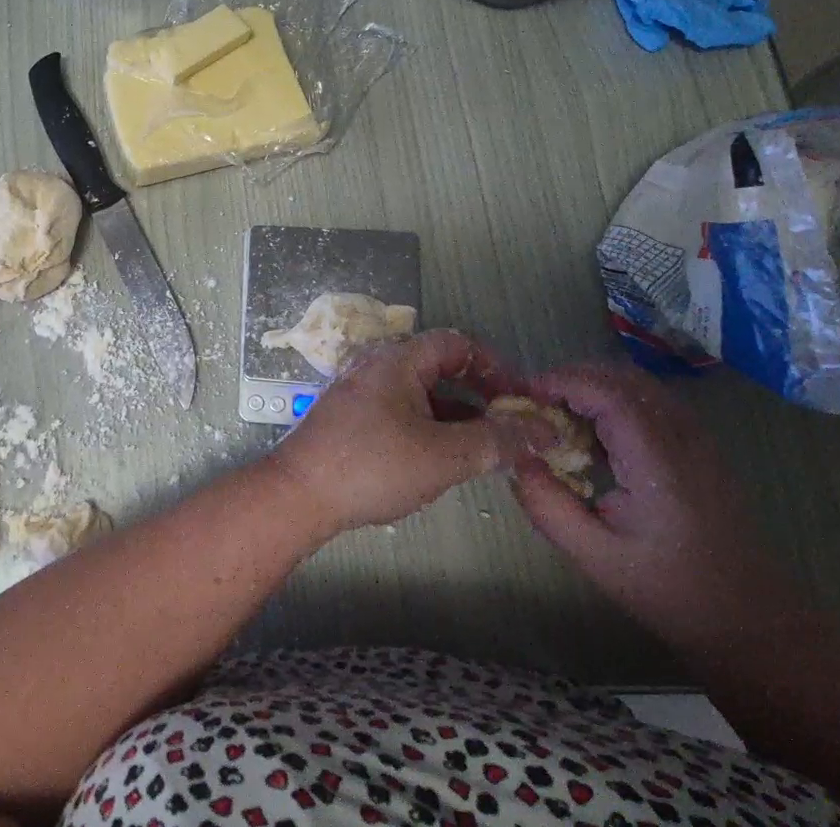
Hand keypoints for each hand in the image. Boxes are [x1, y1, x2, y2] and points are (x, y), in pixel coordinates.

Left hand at [266, 329, 552, 533]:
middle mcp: (373, 370)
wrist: (297, 495)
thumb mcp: (445, 455)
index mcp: (396, 362)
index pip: (456, 343)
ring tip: (483, 454)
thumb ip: (497, 440)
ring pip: (419, 397)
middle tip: (509, 431)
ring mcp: (356, 397)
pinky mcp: (347, 423)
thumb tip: (543, 431)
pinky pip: (398, 416)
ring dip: (455, 419)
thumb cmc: (371, 467)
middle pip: (438, 370)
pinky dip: (426, 432)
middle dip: (479, 398)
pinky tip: (439, 464)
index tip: (520, 399)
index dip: (495, 366)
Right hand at [507, 362, 799, 653]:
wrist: (750, 620)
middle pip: (627, 380)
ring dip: (595, 388)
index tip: (521, 395)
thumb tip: (515, 461)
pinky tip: (593, 435)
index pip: (609, 394)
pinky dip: (617, 403)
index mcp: (658, 463)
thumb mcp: (594, 555)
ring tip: (554, 414)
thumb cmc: (669, 589)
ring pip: (643, 389)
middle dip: (573, 378)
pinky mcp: (702, 454)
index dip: (561, 382)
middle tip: (531, 402)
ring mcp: (700, 445)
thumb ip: (548, 505)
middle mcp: (685, 441)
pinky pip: (656, 407)